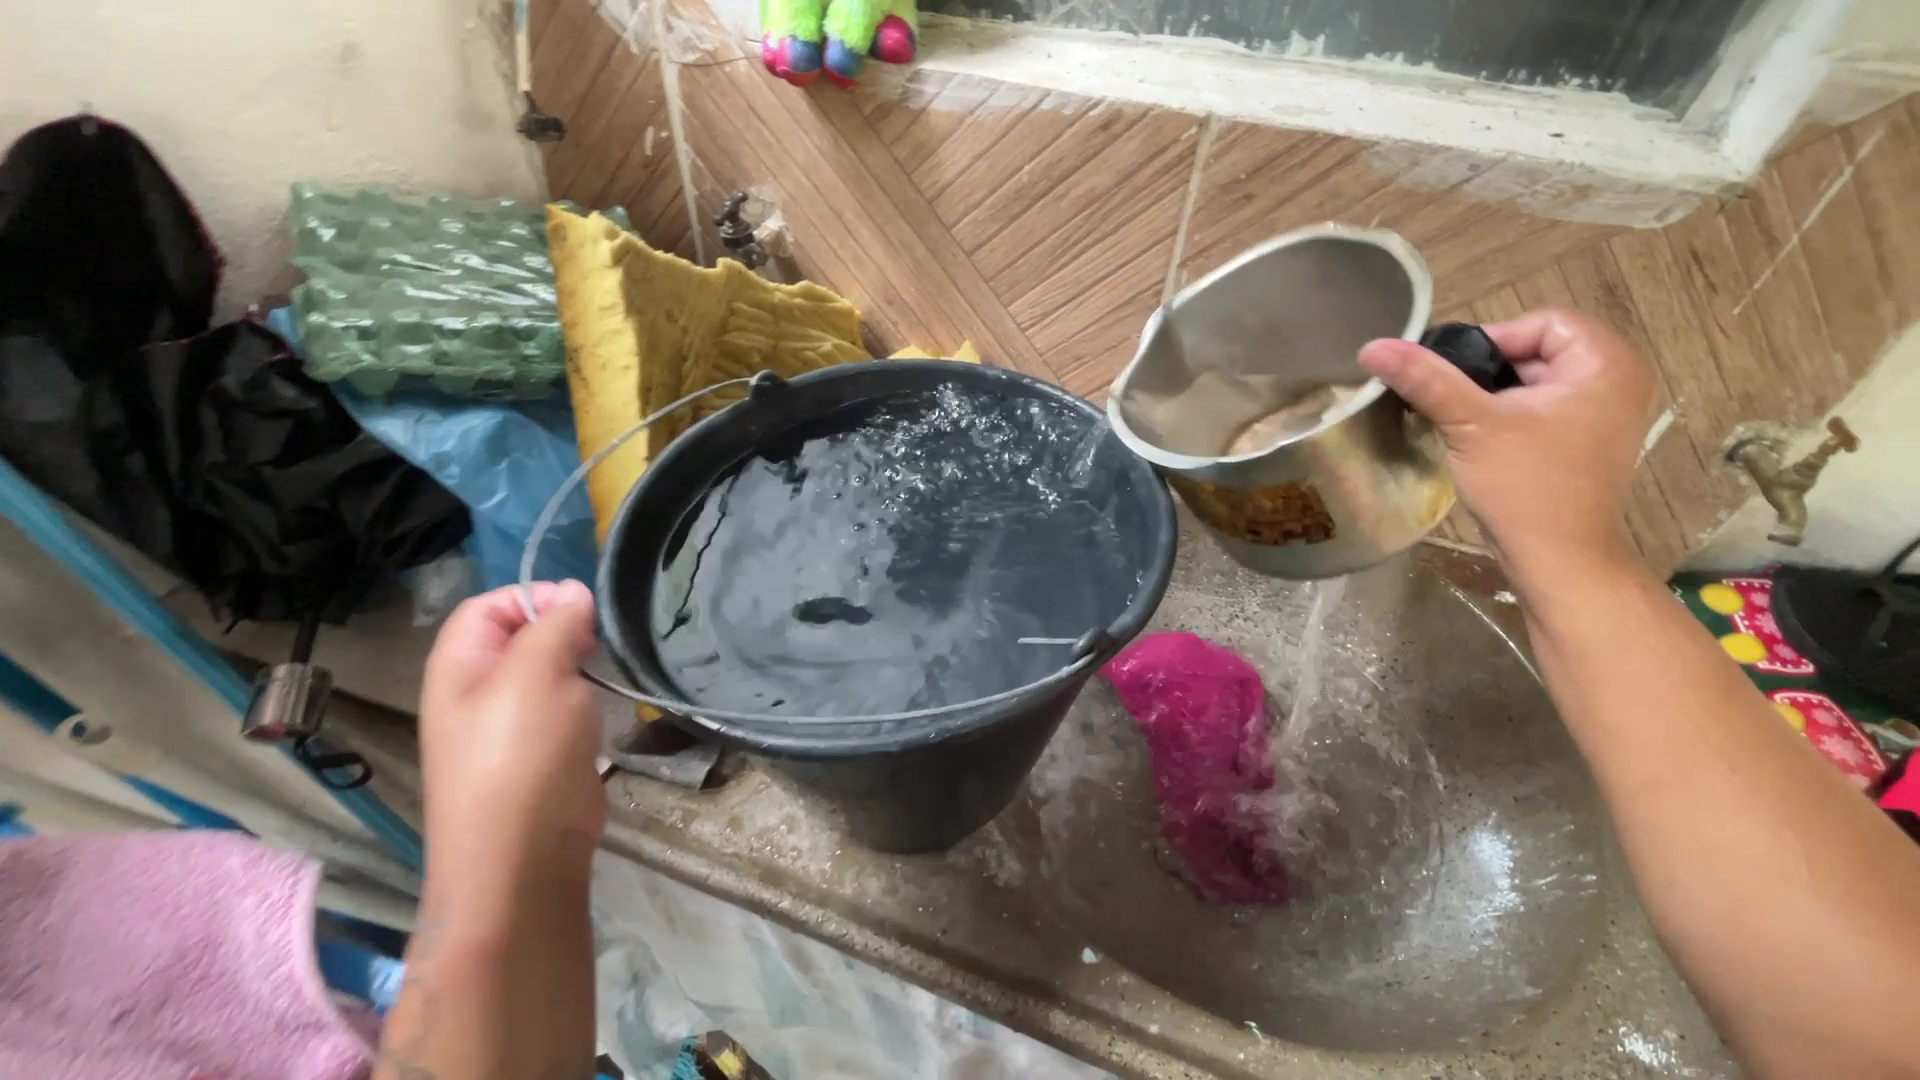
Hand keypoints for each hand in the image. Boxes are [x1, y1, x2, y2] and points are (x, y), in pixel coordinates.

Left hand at [418, 581, 605, 881]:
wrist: (524, 858)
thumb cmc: (521, 755)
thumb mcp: (537, 673)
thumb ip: (555, 625)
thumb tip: (573, 593)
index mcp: (459, 668)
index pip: (488, 606)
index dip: (533, 597)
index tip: (582, 610)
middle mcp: (476, 693)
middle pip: (518, 638)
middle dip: (561, 631)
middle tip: (596, 644)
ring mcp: (508, 728)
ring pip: (545, 674)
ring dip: (577, 668)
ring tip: (601, 675)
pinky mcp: (539, 755)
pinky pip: (561, 710)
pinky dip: (584, 702)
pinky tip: (602, 711)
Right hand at [1358, 308, 1654, 572]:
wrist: (1556, 558)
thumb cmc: (1524, 485)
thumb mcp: (1469, 423)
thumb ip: (1425, 379)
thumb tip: (1373, 346)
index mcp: (1606, 364)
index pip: (1542, 322)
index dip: (1492, 340)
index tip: (1452, 376)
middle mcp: (1618, 381)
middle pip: (1538, 350)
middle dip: (1488, 372)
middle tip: (1450, 399)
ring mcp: (1604, 415)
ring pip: (1535, 382)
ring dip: (1493, 396)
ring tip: (1459, 421)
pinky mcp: (1585, 442)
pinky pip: (1542, 409)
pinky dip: (1508, 416)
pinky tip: (1479, 440)